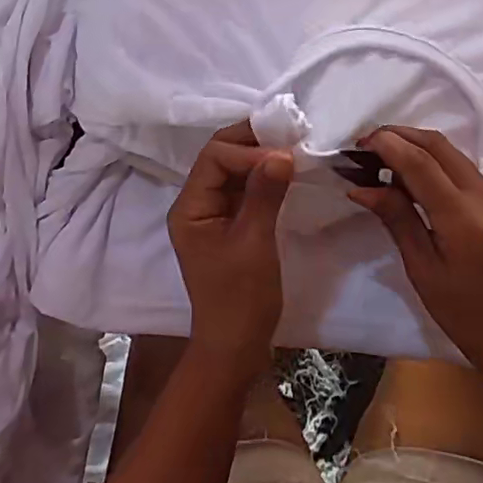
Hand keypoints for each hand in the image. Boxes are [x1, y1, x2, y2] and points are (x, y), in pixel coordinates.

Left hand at [167, 121, 294, 375]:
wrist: (236, 346)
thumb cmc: (241, 298)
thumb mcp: (254, 243)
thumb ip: (264, 195)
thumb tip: (281, 153)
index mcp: (189, 207)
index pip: (214, 157)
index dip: (247, 149)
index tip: (285, 156)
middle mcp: (195, 205)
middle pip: (219, 158)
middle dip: (252, 144)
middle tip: (290, 136)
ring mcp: (211, 215)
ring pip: (232, 172)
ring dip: (260, 158)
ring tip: (293, 150)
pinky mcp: (229, 225)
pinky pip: (242, 190)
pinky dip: (263, 178)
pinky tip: (286, 174)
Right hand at [348, 126, 482, 375]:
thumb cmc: (463, 311)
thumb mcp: (422, 268)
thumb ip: (396, 219)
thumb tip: (361, 187)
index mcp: (464, 218)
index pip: (421, 164)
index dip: (387, 145)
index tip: (357, 144)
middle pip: (437, 145)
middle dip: (398, 135)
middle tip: (363, 146)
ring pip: (448, 151)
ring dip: (412, 144)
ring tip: (377, 157)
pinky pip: (456, 165)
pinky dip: (427, 159)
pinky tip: (404, 175)